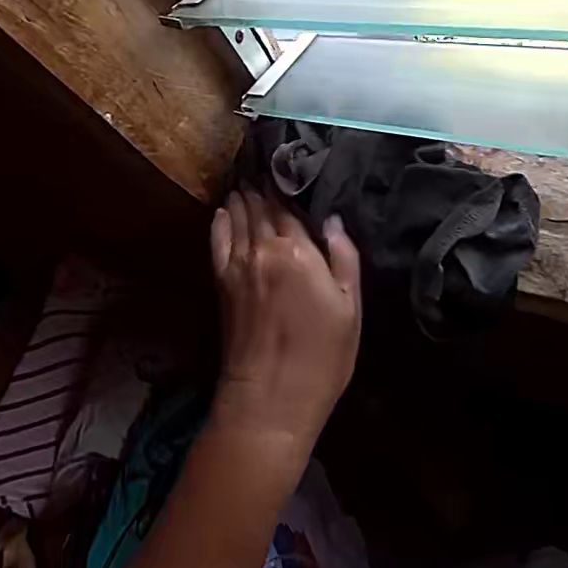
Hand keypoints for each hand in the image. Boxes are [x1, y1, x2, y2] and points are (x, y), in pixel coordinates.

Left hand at [208, 187, 360, 447]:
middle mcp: (263, 248)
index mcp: (297, 251)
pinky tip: (223, 210)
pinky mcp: (221, 282)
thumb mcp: (350, 308)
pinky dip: (220, 221)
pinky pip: (217, 240)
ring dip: (242, 197)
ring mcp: (237, 264)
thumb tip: (333, 219)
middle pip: (260, 206)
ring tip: (246, 180)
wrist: (269, 401)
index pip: (288, 206)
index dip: (285, 184)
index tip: (286, 166)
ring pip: (238, 217)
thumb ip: (343, 257)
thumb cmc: (320, 357)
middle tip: (263, 167)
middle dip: (262, 186)